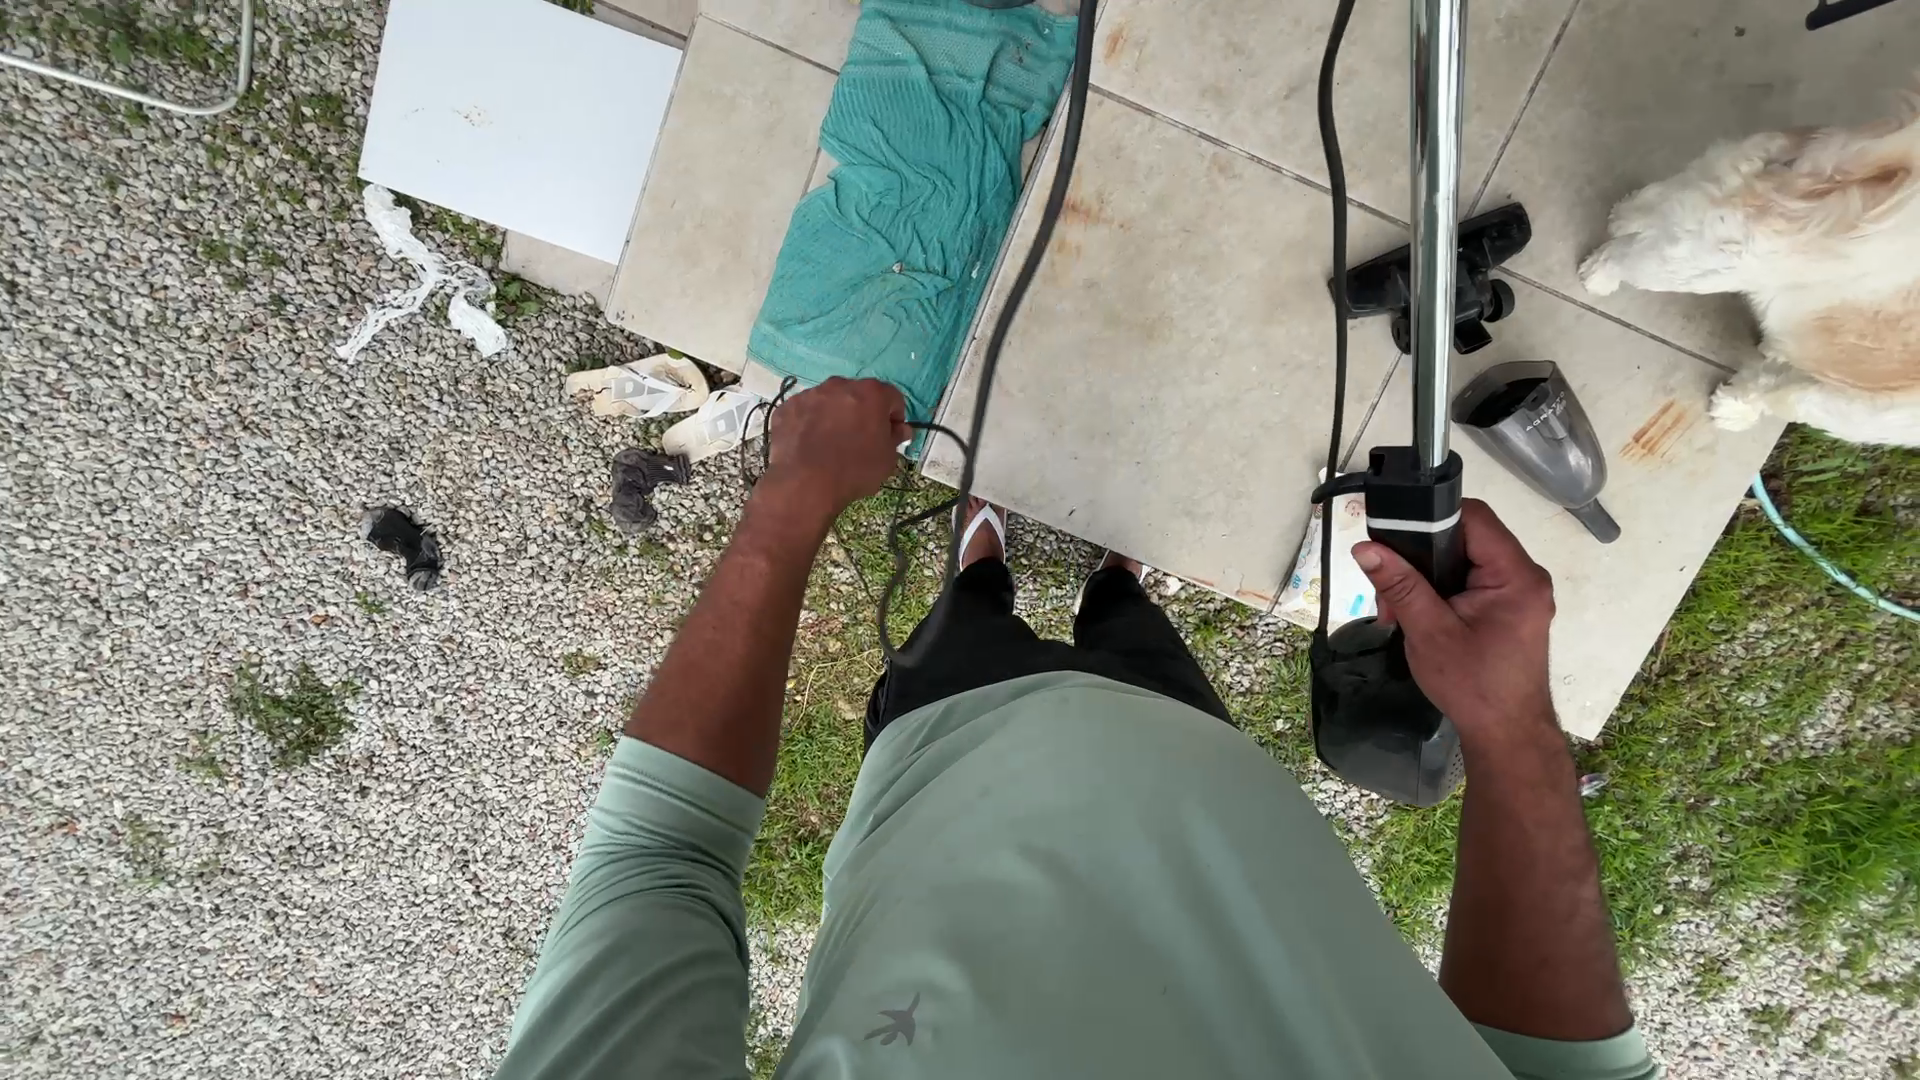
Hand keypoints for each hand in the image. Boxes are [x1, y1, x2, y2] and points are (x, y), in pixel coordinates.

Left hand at [760, 377, 909, 519]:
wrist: (805, 483)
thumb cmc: (855, 470)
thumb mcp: (887, 459)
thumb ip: (895, 438)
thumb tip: (900, 429)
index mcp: (871, 393)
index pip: (892, 397)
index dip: (894, 417)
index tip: (890, 435)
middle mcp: (840, 385)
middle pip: (858, 394)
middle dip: (863, 413)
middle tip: (861, 440)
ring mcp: (810, 394)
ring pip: (829, 401)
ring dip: (835, 416)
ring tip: (831, 444)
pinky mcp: (786, 408)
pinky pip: (805, 412)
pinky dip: (810, 424)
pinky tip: (810, 446)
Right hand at [1351, 499, 1557, 744]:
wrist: (1505, 733)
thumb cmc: (1472, 684)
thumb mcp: (1428, 631)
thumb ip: (1399, 585)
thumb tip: (1364, 547)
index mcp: (1515, 576)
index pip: (1474, 518)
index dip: (1431, 517)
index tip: (1392, 534)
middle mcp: (1523, 577)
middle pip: (1464, 537)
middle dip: (1418, 556)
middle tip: (1388, 587)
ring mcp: (1515, 593)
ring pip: (1460, 560)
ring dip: (1422, 577)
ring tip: (1397, 607)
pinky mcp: (1504, 608)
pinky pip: (1465, 580)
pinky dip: (1435, 590)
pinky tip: (1414, 613)